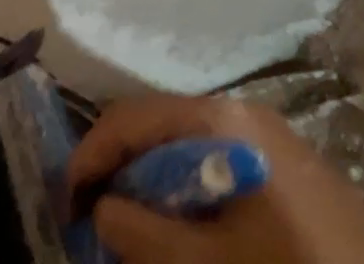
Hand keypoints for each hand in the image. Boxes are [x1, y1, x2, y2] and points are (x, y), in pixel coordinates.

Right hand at [66, 95, 363, 263]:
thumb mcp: (202, 263)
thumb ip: (137, 231)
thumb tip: (102, 210)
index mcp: (220, 121)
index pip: (128, 119)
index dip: (88, 158)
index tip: (67, 204)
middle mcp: (245, 114)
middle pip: (157, 129)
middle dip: (121, 172)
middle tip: (100, 219)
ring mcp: (275, 140)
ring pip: (189, 150)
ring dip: (156, 187)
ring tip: (142, 231)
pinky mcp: (296, 172)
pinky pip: (223, 168)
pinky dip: (193, 195)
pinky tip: (193, 234)